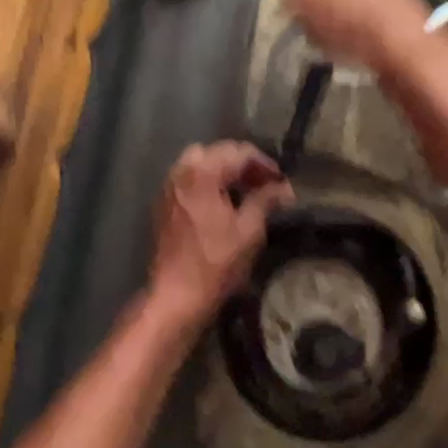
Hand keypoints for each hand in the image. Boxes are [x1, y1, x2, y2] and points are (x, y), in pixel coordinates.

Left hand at [148, 143, 295, 326]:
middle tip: (264, 184)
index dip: (265, 164)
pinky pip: (188, 179)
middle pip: (218, 152)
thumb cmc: (216, 263)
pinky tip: (221, 202)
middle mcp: (182, 171)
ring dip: (224, 171)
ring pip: (200, 163)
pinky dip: (207, 182)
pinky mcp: (163, 203)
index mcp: (203, 172)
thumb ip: (265, 200)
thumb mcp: (249, 231)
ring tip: (244, 192)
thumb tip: (284, 188)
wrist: (176, 295)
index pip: (239, 152)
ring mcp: (169, 187)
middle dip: (243, 164)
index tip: (282, 182)